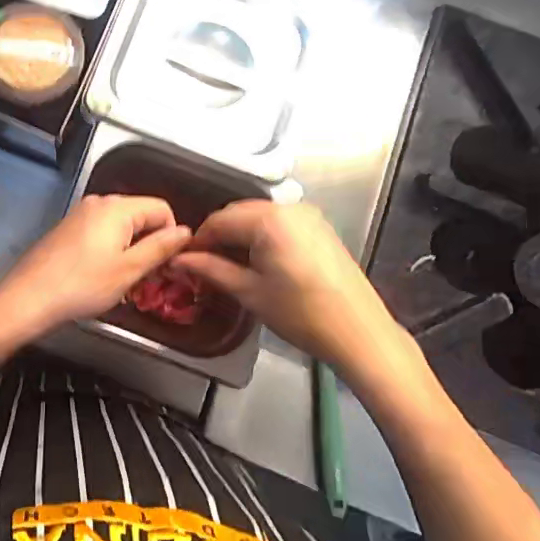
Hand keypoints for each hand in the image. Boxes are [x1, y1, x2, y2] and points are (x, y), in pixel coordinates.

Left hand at [0, 195, 192, 339]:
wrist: (30, 297)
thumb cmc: (82, 285)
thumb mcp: (129, 269)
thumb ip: (160, 247)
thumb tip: (184, 232)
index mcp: (117, 208)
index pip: (161, 208)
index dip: (171, 235)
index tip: (168, 264)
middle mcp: (98, 203)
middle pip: (141, 215)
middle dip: (151, 243)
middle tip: (150, 278)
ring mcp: (80, 214)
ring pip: (121, 226)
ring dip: (131, 250)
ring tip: (127, 281)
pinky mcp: (68, 229)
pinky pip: (101, 233)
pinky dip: (111, 250)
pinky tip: (104, 276)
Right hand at [171, 201, 421, 377]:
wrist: (358, 332)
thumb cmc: (301, 314)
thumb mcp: (249, 292)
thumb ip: (211, 269)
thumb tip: (180, 260)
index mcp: (269, 220)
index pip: (219, 220)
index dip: (198, 240)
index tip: (185, 260)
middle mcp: (289, 208)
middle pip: (238, 213)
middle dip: (218, 236)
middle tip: (203, 265)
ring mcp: (308, 216)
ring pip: (258, 217)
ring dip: (238, 236)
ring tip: (228, 267)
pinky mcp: (319, 228)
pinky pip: (278, 223)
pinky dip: (260, 237)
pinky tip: (256, 263)